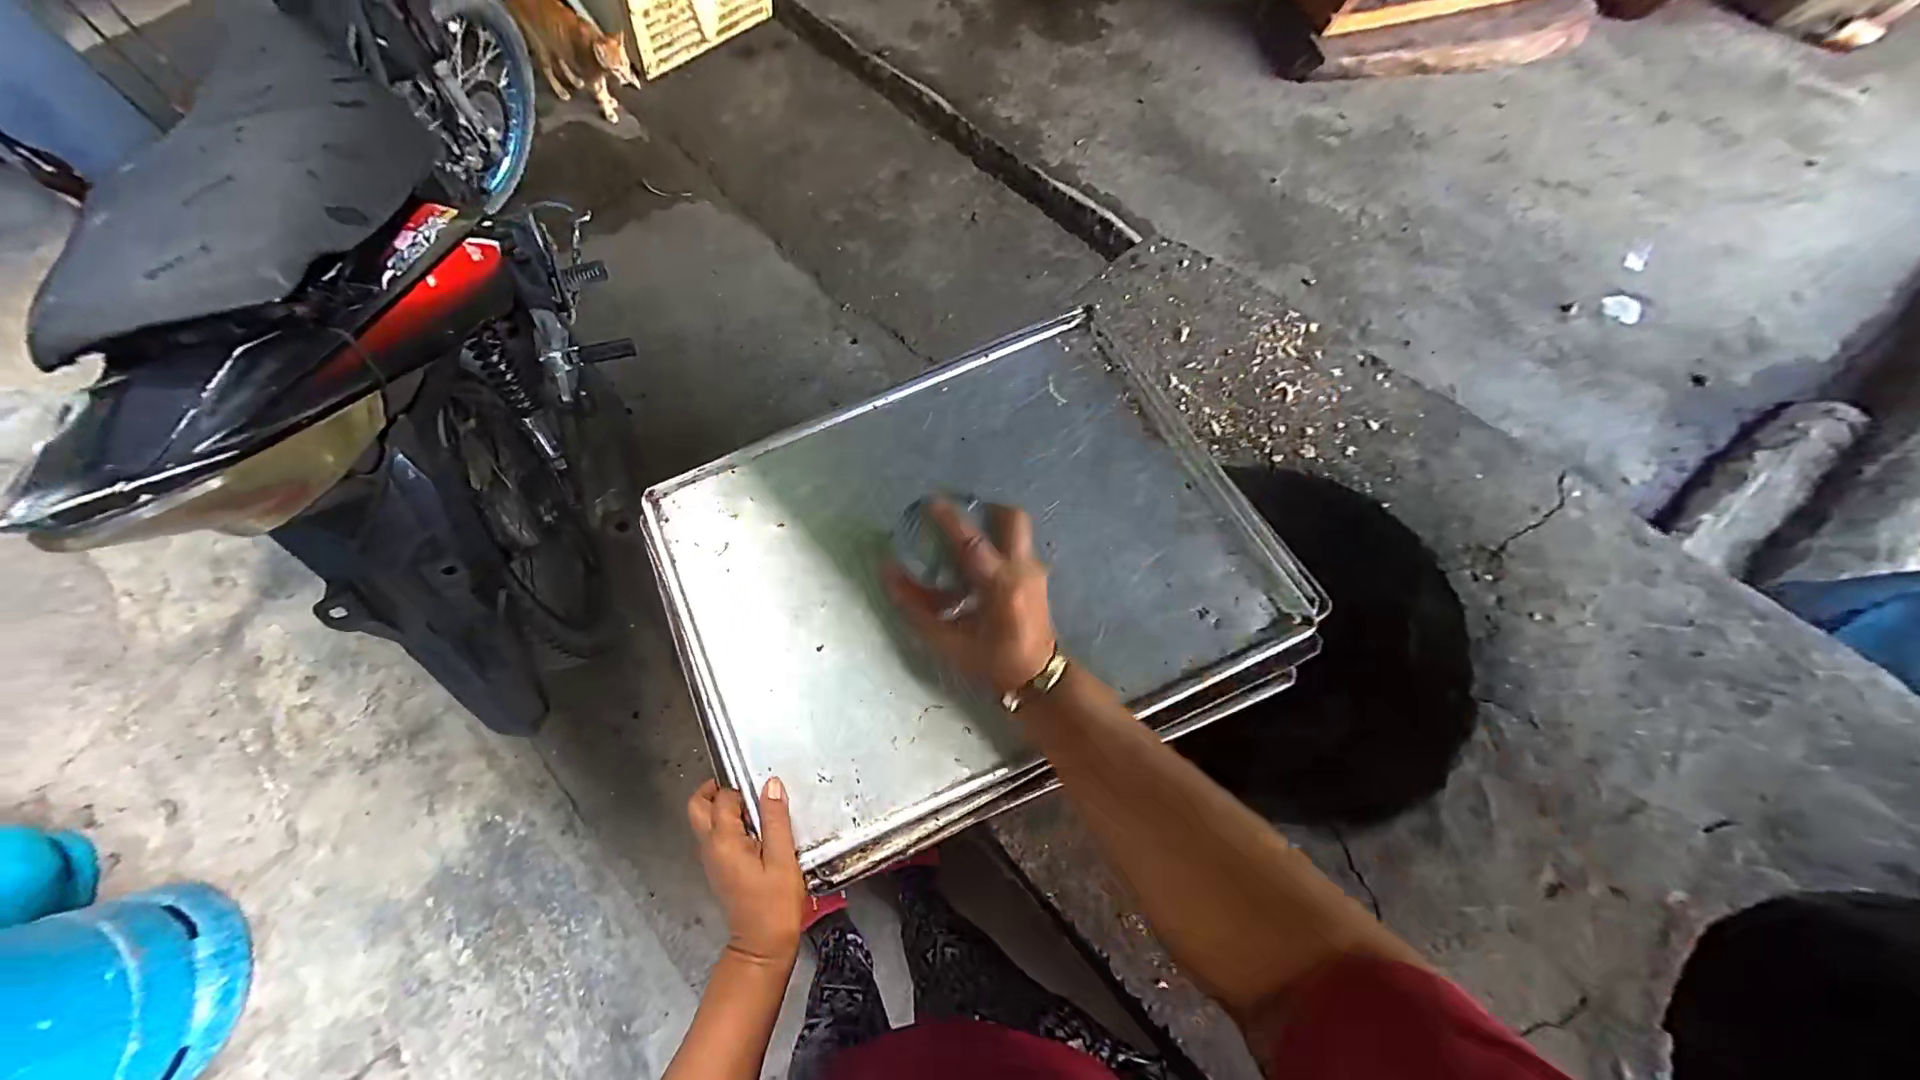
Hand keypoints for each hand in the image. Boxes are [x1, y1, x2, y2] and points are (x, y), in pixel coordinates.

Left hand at [685, 777, 804, 965]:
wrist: (762, 946)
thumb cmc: (775, 903)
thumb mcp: (782, 857)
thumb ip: (775, 818)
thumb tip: (770, 785)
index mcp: (723, 841)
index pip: (722, 798)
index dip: (742, 789)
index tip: (764, 791)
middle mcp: (710, 847)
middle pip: (698, 806)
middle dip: (718, 790)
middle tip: (748, 791)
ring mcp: (712, 859)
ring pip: (706, 820)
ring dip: (726, 808)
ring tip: (759, 813)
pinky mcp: (720, 868)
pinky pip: (717, 835)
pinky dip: (731, 825)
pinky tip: (758, 833)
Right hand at [884, 499, 1057, 695]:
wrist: (1038, 676)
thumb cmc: (991, 660)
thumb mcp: (946, 640)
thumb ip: (915, 605)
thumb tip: (888, 570)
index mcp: (1001, 585)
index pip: (972, 542)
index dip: (949, 518)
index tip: (930, 502)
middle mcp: (1022, 569)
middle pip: (1011, 518)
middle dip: (986, 508)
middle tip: (961, 512)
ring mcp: (1035, 569)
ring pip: (1018, 528)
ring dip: (994, 522)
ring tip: (967, 534)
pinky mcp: (1038, 574)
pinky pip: (1018, 544)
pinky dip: (999, 542)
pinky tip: (981, 561)